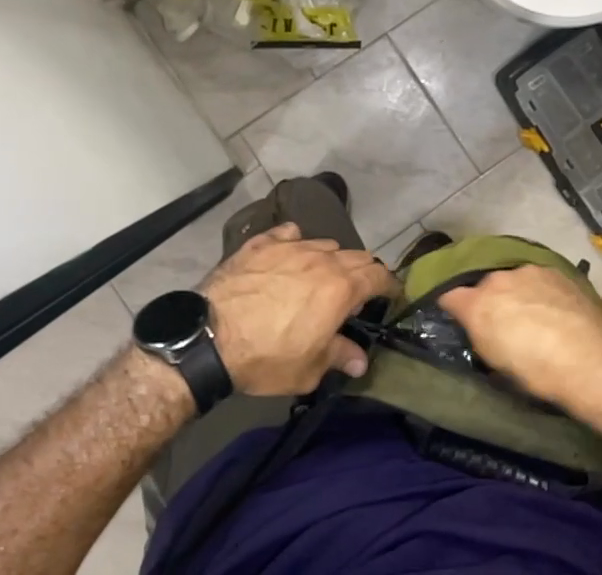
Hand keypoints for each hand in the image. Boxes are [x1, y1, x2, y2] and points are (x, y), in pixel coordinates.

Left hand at [199, 223, 397, 395]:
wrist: (209, 339)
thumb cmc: (267, 358)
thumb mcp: (309, 369)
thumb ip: (339, 357)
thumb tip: (360, 362)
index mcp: (341, 288)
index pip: (379, 276)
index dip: (390, 285)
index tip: (392, 294)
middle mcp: (322, 259)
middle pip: (356, 256)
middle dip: (362, 272)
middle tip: (357, 292)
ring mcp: (290, 247)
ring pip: (324, 243)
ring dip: (330, 258)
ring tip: (321, 276)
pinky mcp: (261, 244)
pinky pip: (287, 233)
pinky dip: (295, 242)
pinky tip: (289, 253)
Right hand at [438, 265, 601, 408]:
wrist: (588, 359)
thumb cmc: (536, 373)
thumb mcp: (496, 364)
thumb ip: (481, 337)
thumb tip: (481, 330)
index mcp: (477, 305)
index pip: (449, 296)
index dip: (452, 306)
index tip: (456, 316)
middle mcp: (498, 280)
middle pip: (485, 285)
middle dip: (490, 300)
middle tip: (502, 321)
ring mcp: (529, 271)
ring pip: (514, 279)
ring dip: (517, 292)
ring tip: (533, 313)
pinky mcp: (555, 271)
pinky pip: (539, 278)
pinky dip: (540, 290)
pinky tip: (554, 307)